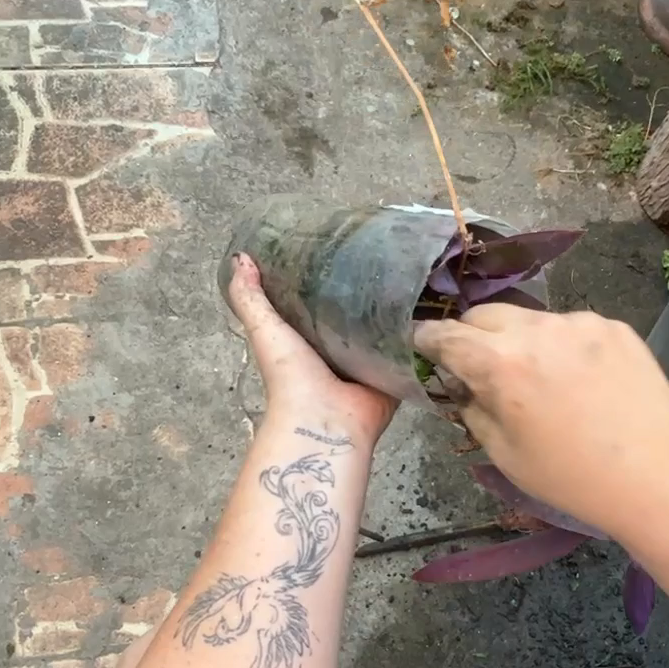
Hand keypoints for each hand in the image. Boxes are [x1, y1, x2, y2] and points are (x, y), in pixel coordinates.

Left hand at [225, 254, 397, 443]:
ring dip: (395, 315)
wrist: (323, 420)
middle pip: (355, 319)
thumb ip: (251, 298)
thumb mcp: (266, 330)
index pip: (321, 305)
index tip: (342, 247)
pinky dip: (416, 340)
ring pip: (384, 335)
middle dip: (367, 296)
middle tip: (385, 259)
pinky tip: (428, 313)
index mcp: (310, 343)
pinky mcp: (393, 378)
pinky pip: (408, 355)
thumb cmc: (291, 377)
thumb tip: (240, 257)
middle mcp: (340, 355)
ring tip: (412, 280)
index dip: (328, 281)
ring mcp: (369, 368)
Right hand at [413, 305, 668, 535]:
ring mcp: (582, 323)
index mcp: (502, 363)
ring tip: (537, 381)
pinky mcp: (616, 327)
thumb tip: (463, 386)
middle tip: (475, 366)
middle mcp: (538, 330)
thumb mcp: (505, 455)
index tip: (420, 342)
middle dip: (471, 335)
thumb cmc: (573, 478)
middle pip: (485, 315)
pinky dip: (560, 346)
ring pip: (531, 320)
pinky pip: (571, 328)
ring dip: (519, 341)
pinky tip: (578, 382)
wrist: (659, 477)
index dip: (427, 339)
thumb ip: (473, 411)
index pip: (447, 336)